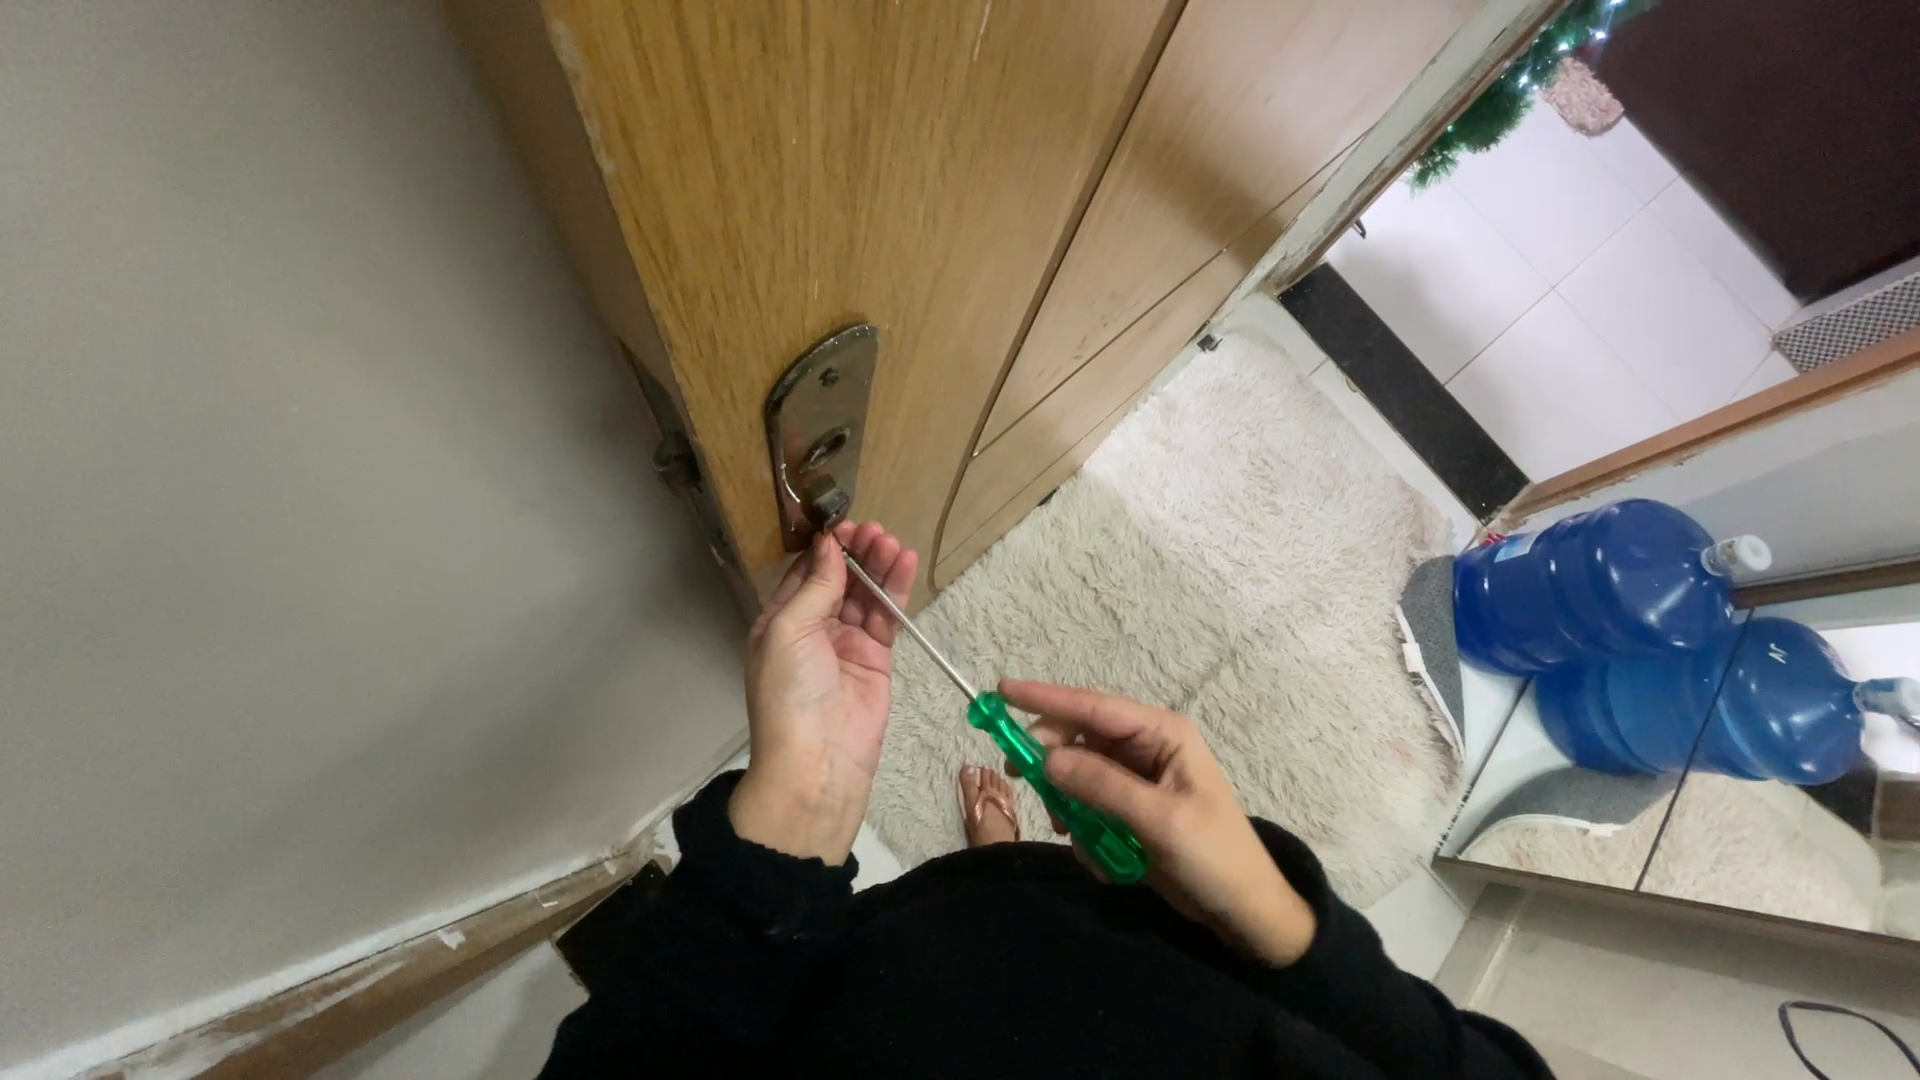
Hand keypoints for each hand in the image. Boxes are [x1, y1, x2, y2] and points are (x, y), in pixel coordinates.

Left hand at [730, 521, 917, 864]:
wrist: (819, 760)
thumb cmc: (790, 693)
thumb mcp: (788, 632)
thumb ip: (815, 587)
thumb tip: (830, 546)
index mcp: (780, 623)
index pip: (805, 575)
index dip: (824, 549)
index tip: (844, 524)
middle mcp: (812, 629)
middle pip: (838, 580)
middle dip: (855, 554)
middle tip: (873, 530)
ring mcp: (846, 643)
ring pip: (865, 594)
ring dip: (878, 566)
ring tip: (892, 541)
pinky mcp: (877, 658)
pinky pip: (886, 616)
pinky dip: (896, 590)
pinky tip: (905, 563)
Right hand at [1000, 679, 1318, 966]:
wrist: (1243, 913)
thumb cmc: (1214, 857)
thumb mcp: (1160, 821)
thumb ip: (1102, 786)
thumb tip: (1046, 758)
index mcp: (1162, 733)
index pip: (1093, 706)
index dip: (1045, 697)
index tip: (1001, 691)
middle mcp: (1145, 745)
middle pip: (1078, 735)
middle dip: (1051, 758)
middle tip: (1021, 776)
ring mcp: (1134, 776)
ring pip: (1076, 771)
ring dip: (1068, 801)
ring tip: (1074, 831)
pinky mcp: (1126, 806)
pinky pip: (1085, 802)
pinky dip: (1083, 824)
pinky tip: (1102, 853)